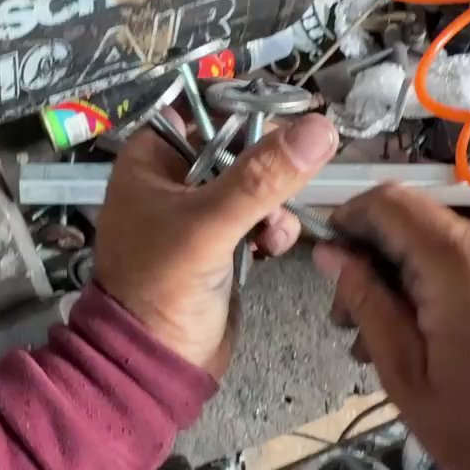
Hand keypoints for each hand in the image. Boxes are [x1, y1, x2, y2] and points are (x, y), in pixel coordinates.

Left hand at [94, 114, 338, 376]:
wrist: (155, 359)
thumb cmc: (162, 284)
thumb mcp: (208, 224)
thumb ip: (261, 177)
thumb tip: (319, 127)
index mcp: (149, 162)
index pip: (199, 111)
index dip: (241, 110)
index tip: (286, 119)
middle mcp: (171, 182)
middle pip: (235, 147)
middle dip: (267, 165)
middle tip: (290, 180)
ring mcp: (196, 215)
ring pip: (252, 185)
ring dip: (273, 202)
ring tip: (273, 230)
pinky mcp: (220, 245)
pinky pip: (257, 218)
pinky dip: (271, 228)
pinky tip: (272, 247)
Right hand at [314, 187, 469, 469]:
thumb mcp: (407, 379)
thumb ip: (367, 304)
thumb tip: (330, 254)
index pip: (392, 203)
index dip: (351, 218)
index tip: (332, 256)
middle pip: (426, 227)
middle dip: (384, 265)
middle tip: (361, 322)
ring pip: (462, 246)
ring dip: (427, 279)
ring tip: (417, 337)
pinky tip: (466, 333)